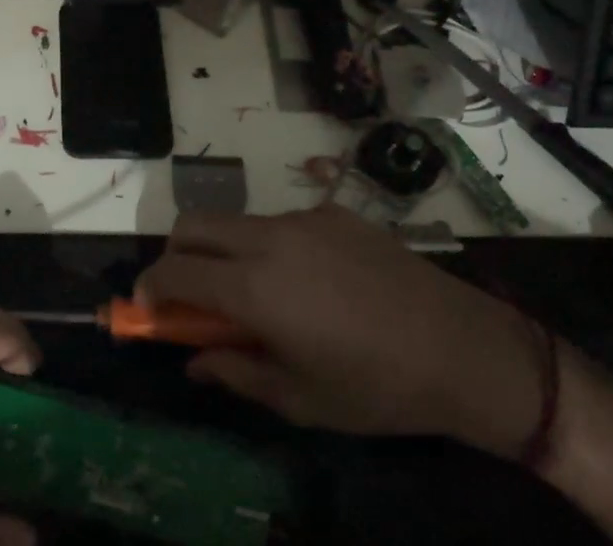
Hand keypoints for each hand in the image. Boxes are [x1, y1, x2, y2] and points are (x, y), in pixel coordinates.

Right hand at [135, 205, 548, 459]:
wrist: (465, 349)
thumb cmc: (375, 387)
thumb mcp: (298, 399)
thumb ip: (234, 372)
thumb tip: (195, 360)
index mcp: (254, 285)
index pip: (174, 270)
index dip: (148, 288)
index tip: (146, 311)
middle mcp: (270, 238)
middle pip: (194, 224)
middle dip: (175, 255)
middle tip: (189, 297)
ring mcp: (305, 219)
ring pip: (238, 222)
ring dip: (224, 251)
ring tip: (259, 299)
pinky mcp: (337, 214)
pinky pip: (281, 224)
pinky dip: (268, 248)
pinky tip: (308, 286)